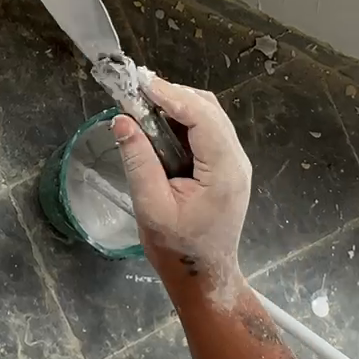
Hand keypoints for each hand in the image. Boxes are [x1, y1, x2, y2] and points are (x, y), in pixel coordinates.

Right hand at [111, 76, 251, 284]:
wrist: (203, 275)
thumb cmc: (177, 248)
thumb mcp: (151, 207)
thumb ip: (138, 162)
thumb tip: (122, 121)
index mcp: (223, 171)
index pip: (202, 117)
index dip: (172, 95)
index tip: (141, 84)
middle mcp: (236, 161)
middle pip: (209, 109)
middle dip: (174, 94)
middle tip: (137, 89)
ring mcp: (234, 163)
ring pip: (210, 116)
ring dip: (178, 104)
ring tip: (143, 101)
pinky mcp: (226, 166)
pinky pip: (207, 130)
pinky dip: (183, 119)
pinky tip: (159, 121)